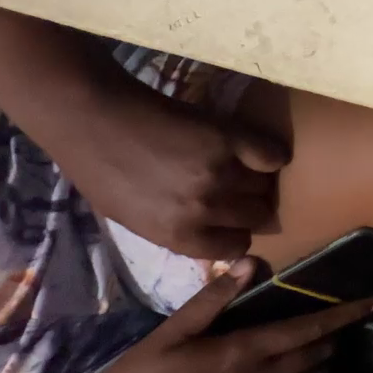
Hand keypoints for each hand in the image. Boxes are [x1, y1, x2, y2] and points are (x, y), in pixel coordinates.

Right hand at [36, 260, 372, 372]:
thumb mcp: (168, 336)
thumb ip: (212, 299)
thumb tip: (250, 261)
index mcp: (245, 353)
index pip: (310, 329)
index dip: (346, 314)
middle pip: (311, 353)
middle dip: (337, 334)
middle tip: (361, 314)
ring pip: (296, 372)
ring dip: (316, 353)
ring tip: (332, 333)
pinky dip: (290, 369)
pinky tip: (286, 359)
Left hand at [55, 79, 289, 259]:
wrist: (96, 126)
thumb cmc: (106, 177)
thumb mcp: (135, 220)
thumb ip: (180, 230)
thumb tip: (217, 236)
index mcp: (175, 233)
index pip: (236, 247)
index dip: (238, 234)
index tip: (234, 223)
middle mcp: (203, 207)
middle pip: (259, 214)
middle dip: (254, 206)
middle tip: (243, 194)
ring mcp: (221, 172)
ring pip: (267, 185)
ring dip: (260, 180)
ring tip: (244, 170)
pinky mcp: (234, 140)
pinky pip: (275, 157)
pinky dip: (272, 157)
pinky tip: (256, 153)